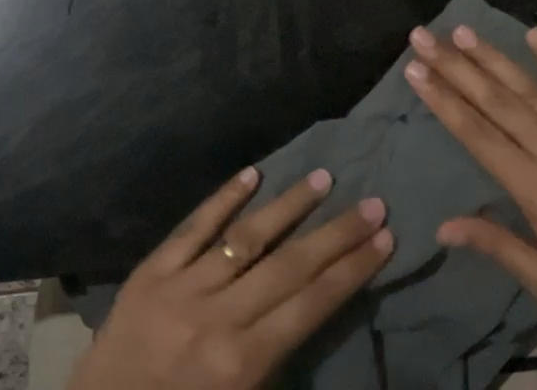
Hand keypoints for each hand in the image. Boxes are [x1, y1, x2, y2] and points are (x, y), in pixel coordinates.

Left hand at [68, 166, 392, 389]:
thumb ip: (278, 357)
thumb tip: (315, 304)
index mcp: (244, 361)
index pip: (312, 304)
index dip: (352, 269)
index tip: (385, 239)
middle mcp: (219, 318)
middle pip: (290, 266)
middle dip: (337, 234)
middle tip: (373, 203)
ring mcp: (183, 288)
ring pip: (247, 237)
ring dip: (288, 206)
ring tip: (322, 178)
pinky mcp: (151, 271)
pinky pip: (192, 227)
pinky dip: (223, 198)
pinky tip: (252, 173)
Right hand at [405, 25, 536, 375]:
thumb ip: (498, 246)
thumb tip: (443, 226)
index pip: (479, 137)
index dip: (444, 102)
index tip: (414, 72)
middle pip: (499, 102)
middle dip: (456, 68)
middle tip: (423, 38)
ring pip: (532, 89)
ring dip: (493, 58)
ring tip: (460, 31)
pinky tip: (532, 35)